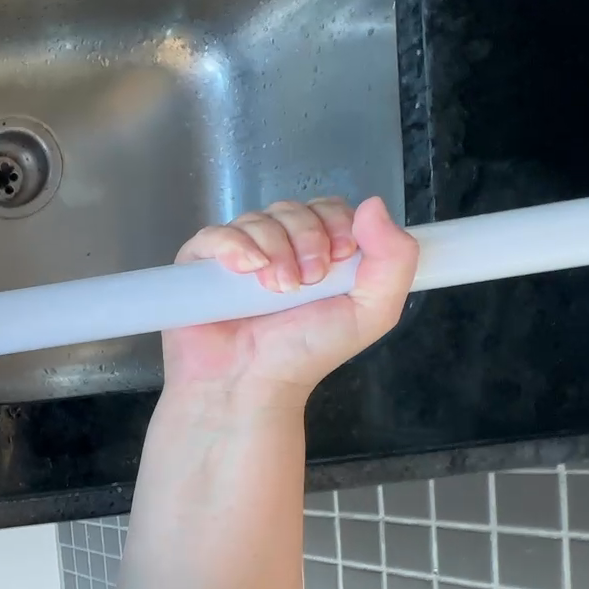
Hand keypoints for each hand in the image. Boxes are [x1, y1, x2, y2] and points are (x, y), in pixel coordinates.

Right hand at [163, 196, 419, 409]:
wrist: (248, 384)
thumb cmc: (303, 354)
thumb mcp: (372, 311)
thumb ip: (395, 258)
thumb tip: (372, 203)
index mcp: (314, 252)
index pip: (325, 208)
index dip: (335, 223)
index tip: (337, 261)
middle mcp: (273, 250)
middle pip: (291, 209)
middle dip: (306, 238)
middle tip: (306, 282)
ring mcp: (231, 259)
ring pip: (255, 220)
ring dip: (274, 248)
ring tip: (276, 289)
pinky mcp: (193, 270)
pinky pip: (212, 236)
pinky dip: (232, 245)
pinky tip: (246, 269)